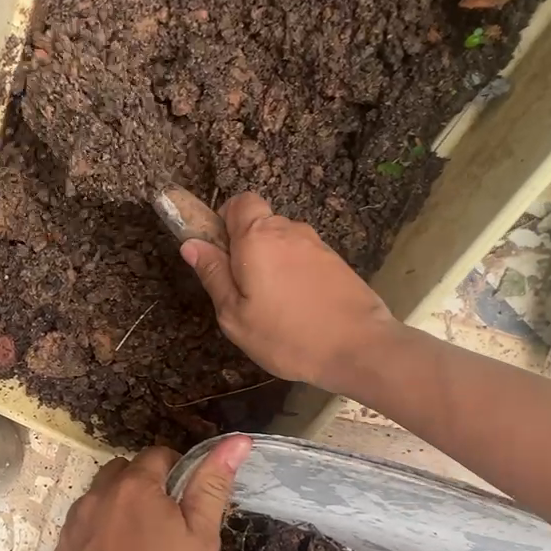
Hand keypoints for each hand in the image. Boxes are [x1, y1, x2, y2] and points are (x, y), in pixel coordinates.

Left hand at [47, 435, 251, 550]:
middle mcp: (96, 498)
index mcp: (134, 488)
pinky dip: (98, 538)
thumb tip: (236, 441)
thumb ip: (212, 485)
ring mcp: (72, 527)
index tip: (188, 504)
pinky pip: (81, 531)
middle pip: (122, 473)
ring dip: (118, 510)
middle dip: (144, 487)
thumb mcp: (203, 540)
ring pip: (99, 500)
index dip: (178, 473)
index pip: (158, 455)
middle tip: (166, 527)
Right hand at [180, 192, 398, 388]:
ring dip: (271, 263)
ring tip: (272, 306)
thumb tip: (191, 244)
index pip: (239, 201)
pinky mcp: (336, 262)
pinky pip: (302, 258)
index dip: (224, 220)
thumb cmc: (286, 335)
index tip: (218, 253)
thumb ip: (212, 275)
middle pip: (260, 223)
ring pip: (282, 242)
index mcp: (258, 237)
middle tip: (241, 291)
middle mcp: (289, 231)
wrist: (358, 348)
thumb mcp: (234, 314)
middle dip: (245, 247)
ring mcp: (317, 245)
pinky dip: (293, 274)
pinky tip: (297, 308)